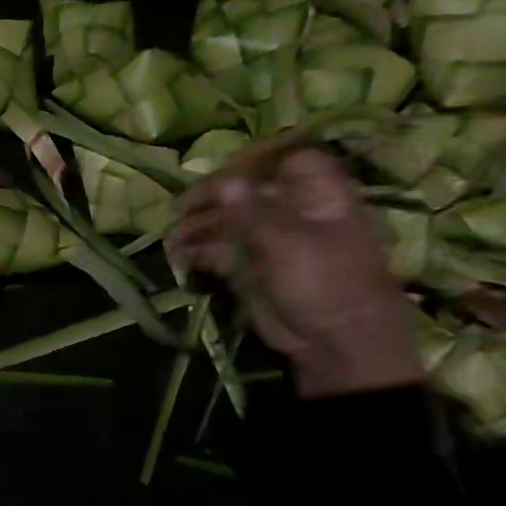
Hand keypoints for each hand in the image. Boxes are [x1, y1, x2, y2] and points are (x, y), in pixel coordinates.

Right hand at [169, 146, 422, 398]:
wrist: (334, 343)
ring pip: (228, 223)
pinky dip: (198, 254)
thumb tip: (225, 181)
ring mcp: (269, 241)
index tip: (221, 172)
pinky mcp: (251, 269)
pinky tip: (178, 257)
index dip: (256, 162)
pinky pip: (220, 253)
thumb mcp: (290, 242)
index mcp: (318, 197)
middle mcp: (292, 213)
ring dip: (198, 228)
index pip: (288, 162)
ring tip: (171, 238)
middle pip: (248, 192)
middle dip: (212, 198)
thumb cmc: (326, 283)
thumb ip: (253, 211)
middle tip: (179, 207)